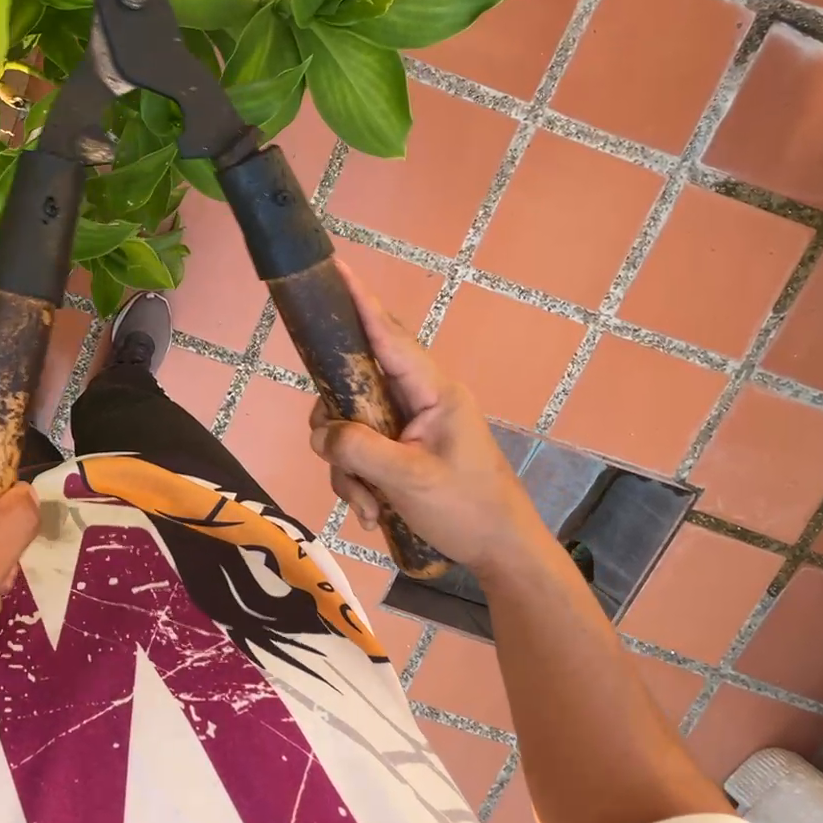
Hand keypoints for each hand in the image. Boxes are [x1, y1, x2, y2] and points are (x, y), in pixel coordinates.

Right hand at [307, 264, 549, 578]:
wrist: (500, 554)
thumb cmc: (468, 508)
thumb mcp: (411, 480)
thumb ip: (361, 450)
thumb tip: (322, 432)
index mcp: (433, 392)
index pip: (389, 337)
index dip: (360, 302)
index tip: (335, 269)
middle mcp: (416, 399)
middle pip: (350, 387)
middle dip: (338, 431)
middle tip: (340, 461)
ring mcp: (404, 425)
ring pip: (346, 425)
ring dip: (346, 468)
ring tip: (367, 505)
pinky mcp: (396, 449)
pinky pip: (354, 451)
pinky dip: (354, 481)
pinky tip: (371, 511)